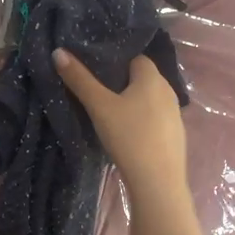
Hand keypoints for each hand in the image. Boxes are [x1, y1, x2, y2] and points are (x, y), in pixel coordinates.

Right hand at [53, 50, 187, 201]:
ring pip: (149, 99)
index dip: (116, 61)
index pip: (135, 57)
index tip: (95, 69)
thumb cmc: (129, 137)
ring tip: (109, 112)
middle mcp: (168, 91)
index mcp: (152, 78)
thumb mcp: (99, 106)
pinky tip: (127, 134)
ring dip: (132, 102)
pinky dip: (141, 120)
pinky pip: (155, 118)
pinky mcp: (175, 136)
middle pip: (142, 78)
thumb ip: (79, 79)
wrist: (157, 182)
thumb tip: (58, 52)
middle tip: (96, 90)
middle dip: (121, 81)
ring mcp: (175, 115)